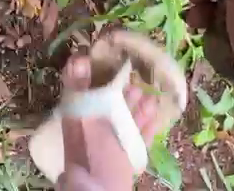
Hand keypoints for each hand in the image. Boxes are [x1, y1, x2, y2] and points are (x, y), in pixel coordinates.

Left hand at [56, 57, 163, 190]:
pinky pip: (140, 136)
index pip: (86, 89)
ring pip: (128, 118)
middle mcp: (96, 126)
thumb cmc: (87, 145)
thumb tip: (78, 55)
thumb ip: (78, 85)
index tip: (110, 61)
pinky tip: (155, 110)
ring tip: (148, 93)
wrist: (98, 185)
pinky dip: (148, 123)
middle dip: (123, 90)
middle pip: (111, 103)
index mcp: (79, 114)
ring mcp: (113, 140)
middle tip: (134, 77)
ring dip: (138, 105)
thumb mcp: (79, 110)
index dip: (97, 75)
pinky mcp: (128, 154)